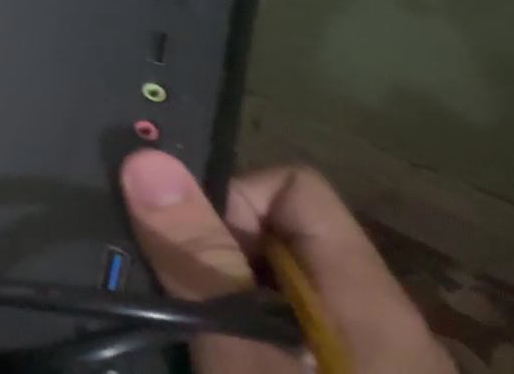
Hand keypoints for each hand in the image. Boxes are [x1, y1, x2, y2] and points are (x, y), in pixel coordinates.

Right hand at [120, 149, 455, 371]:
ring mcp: (356, 358)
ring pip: (262, 290)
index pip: (290, 185)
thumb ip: (200, 262)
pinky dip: (230, 338)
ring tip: (179, 340)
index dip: (230, 198)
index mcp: (366, 294)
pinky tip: (203, 360)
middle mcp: (368, 318)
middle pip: (270, 238)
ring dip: (210, 301)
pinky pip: (272, 332)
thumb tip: (146, 160)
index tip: (184, 244)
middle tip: (166, 296)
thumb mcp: (250, 352)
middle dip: (206, 253)